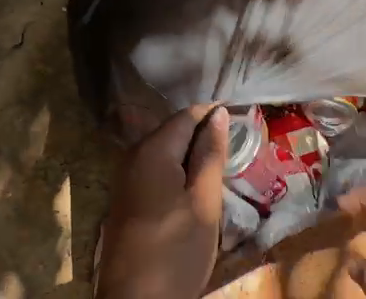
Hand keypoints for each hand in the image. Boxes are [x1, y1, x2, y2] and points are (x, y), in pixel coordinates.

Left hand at [96, 106, 228, 298]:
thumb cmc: (175, 252)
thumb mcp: (204, 204)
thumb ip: (210, 155)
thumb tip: (217, 113)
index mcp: (152, 150)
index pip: (186, 116)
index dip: (213, 114)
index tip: (241, 120)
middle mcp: (133, 155)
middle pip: (173, 131)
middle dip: (202, 135)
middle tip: (235, 147)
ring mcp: (125, 177)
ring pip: (164, 152)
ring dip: (191, 157)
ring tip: (220, 167)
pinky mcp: (125, 199)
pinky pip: (154, 171)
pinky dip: (176, 173)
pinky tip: (195, 188)